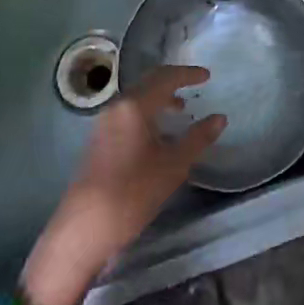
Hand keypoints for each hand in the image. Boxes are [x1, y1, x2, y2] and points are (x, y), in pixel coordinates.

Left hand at [19, 66, 225, 304]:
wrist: (84, 229)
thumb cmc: (133, 192)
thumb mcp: (174, 165)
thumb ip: (198, 138)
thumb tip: (219, 118)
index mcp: (134, 106)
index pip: (165, 78)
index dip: (188, 74)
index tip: (207, 75)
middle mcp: (116, 107)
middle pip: (148, 83)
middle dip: (172, 81)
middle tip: (194, 84)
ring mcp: (103, 124)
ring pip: (136, 99)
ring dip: (159, 98)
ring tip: (180, 110)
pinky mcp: (98, 141)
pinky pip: (127, 113)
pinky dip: (147, 112)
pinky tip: (158, 133)